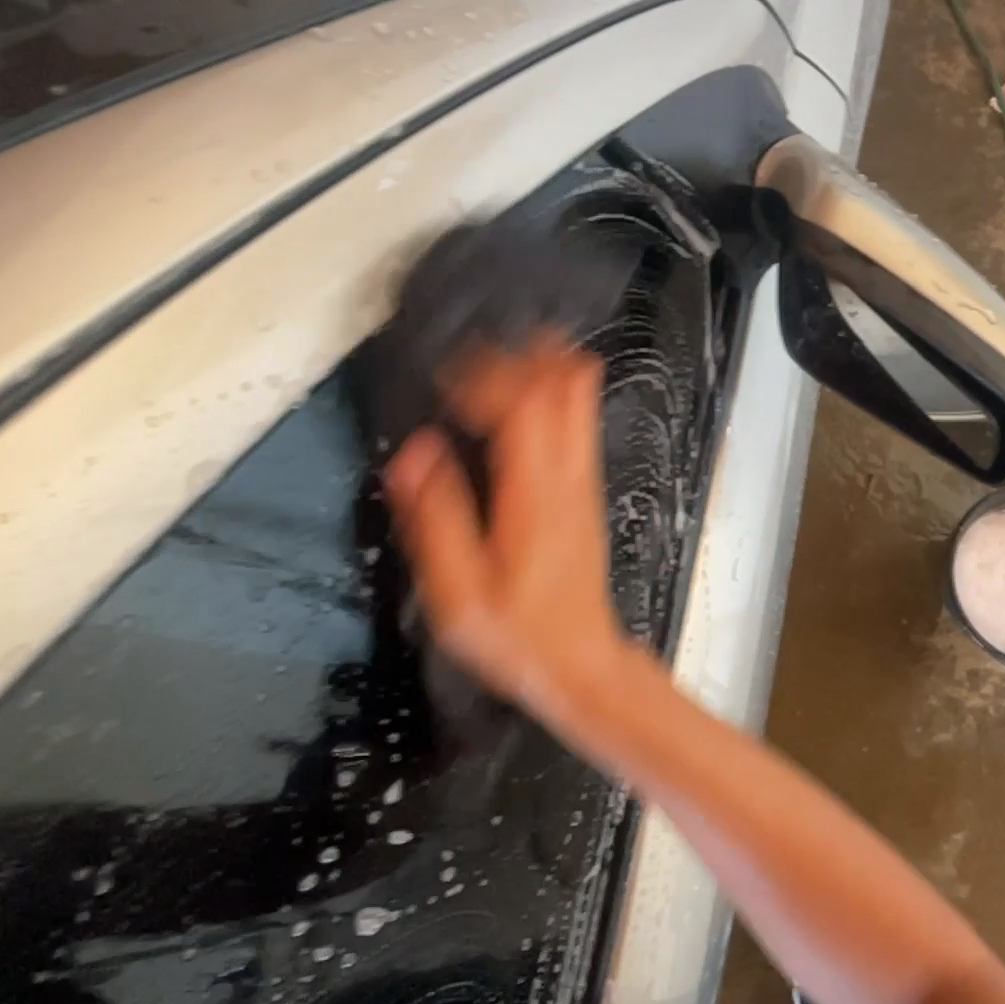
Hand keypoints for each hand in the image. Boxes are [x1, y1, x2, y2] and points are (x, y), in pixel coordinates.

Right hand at [383, 337, 632, 727]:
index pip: (519, 408)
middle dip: (526, 357)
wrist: (582, 664)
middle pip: (559, 395)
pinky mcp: (587, 499)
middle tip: (492, 337)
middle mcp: (565, 483)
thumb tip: (416, 457)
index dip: (487, 376)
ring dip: (553, 369)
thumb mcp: (459, 593)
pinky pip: (584, 431)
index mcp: (531, 498)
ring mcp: (583, 488)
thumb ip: (436, 520)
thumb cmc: (520, 637)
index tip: (451, 370)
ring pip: (579, 408)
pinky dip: (567, 398)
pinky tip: (554, 387)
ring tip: (527, 339)